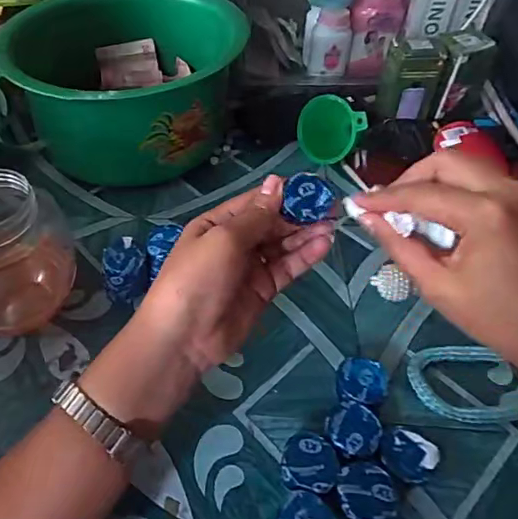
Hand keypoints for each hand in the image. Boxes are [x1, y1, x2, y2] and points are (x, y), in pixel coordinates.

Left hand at [82, 175, 333, 430]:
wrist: (184, 335)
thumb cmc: (198, 277)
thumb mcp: (224, 238)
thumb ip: (255, 215)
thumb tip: (277, 183)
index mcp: (216, 224)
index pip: (253, 203)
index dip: (281, 195)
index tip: (311, 187)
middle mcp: (232, 242)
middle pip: (270, 223)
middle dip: (298, 215)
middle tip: (331, 207)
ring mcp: (248, 267)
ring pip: (281, 245)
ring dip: (305, 235)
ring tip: (332, 225)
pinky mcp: (262, 290)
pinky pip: (286, 268)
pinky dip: (304, 257)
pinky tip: (322, 245)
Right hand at [349, 151, 517, 375]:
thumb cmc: (502, 321)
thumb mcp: (439, 287)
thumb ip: (400, 245)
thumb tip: (368, 218)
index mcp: (487, 213)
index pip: (421, 193)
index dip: (382, 198)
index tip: (355, 204)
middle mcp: (511, 191)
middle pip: (446, 161)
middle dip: (411, 178)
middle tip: (388, 205)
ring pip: (468, 167)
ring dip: (435, 183)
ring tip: (414, 213)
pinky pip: (488, 182)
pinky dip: (459, 191)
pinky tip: (446, 220)